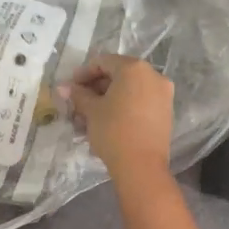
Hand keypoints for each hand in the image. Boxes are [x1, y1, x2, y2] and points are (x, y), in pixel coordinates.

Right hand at [60, 53, 174, 176]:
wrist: (142, 166)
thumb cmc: (114, 130)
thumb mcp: (92, 110)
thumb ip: (78, 94)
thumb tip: (63, 87)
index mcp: (134, 68)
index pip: (104, 62)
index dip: (84, 73)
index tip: (70, 87)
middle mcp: (153, 74)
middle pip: (119, 74)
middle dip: (97, 86)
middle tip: (79, 101)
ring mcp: (163, 93)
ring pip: (130, 88)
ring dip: (109, 97)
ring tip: (90, 114)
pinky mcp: (166, 110)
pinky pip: (141, 100)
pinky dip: (125, 105)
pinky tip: (109, 119)